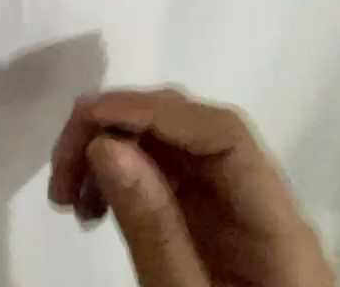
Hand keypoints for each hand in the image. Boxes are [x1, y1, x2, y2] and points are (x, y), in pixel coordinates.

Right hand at [48, 89, 335, 286]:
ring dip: (105, 151)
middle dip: (116, 128)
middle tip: (60, 166)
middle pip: (187, 130)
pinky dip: (113, 176)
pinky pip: (156, 175)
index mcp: (279, 229)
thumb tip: (105, 143)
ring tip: (66, 195)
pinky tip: (86, 207)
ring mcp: (232, 215)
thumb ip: (154, 230)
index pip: (223, 134)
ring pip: (164, 147)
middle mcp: (258, 207)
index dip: (152, 110)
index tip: (84, 121)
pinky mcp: (207, 227)